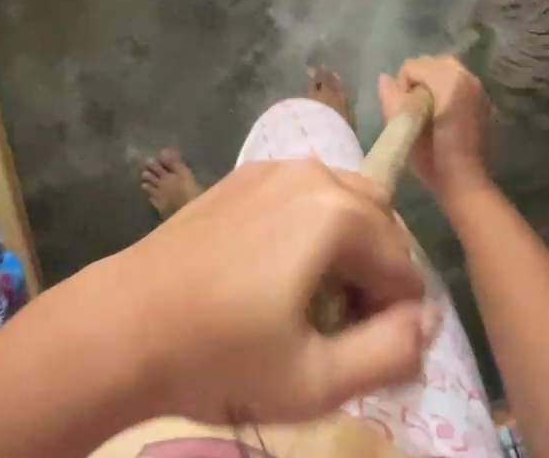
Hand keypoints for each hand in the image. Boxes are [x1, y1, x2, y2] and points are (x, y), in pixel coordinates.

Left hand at [106, 160, 433, 425]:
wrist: (123, 324)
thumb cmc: (220, 356)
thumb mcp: (317, 380)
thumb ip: (392, 352)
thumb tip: (426, 321)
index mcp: (335, 213)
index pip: (403, 265)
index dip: (395, 315)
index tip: (360, 349)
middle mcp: (310, 174)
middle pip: (378, 219)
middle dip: (377, 269)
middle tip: (343, 324)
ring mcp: (270, 169)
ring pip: (341, 199)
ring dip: (348, 243)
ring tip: (312, 298)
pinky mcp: (241, 177)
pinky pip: (302, 193)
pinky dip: (312, 224)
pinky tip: (275, 270)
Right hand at [381, 56, 491, 204]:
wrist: (467, 184)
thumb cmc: (432, 158)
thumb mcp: (404, 128)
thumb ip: (391, 97)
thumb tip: (384, 78)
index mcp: (448, 80)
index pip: (413, 66)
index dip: (402, 86)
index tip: (403, 111)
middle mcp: (467, 78)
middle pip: (432, 62)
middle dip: (418, 79)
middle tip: (413, 107)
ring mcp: (480, 89)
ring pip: (449, 71)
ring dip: (434, 83)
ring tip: (428, 110)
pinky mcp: (486, 103)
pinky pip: (461, 84)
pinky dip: (449, 91)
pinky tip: (444, 115)